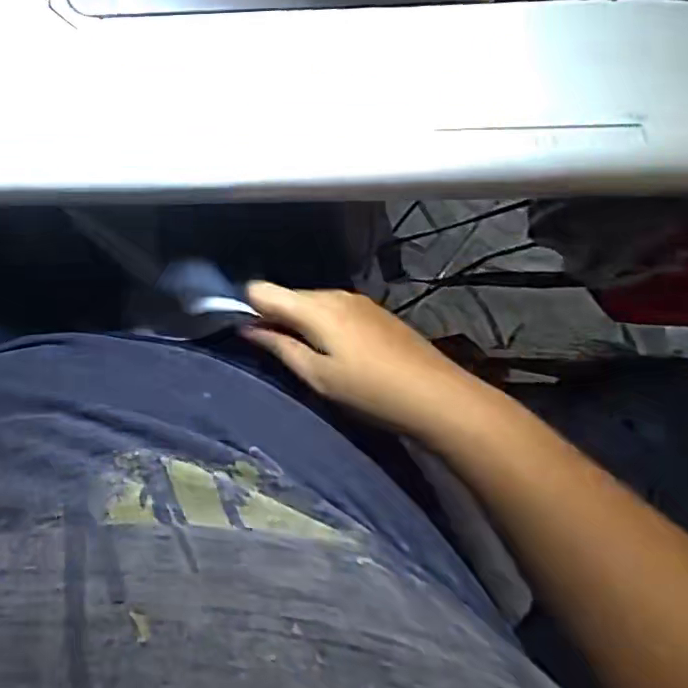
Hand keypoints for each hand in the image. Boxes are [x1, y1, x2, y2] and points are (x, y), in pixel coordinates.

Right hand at [242, 282, 504, 437]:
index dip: (245, 306)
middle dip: (274, 317)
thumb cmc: (372, 391)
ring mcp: (356, 300)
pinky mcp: (373, 311)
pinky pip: (332, 309)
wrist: (442, 398)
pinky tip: (339, 353)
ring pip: (310, 302)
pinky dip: (323, 324)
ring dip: (300, 322)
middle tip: (278, 353)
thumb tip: (248, 329)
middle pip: (285, 295)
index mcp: (313, 307)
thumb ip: (278, 347)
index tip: (246, 332)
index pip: (260, 289)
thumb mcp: (318, 377)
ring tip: (311, 358)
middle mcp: (332, 294)